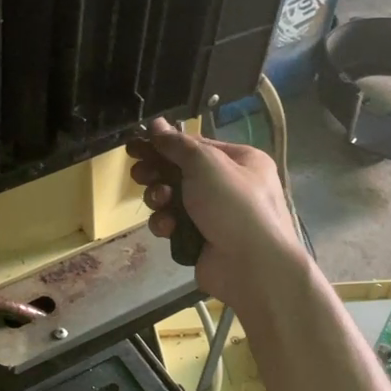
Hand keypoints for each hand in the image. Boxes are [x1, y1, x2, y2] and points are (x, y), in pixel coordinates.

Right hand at [126, 118, 305, 307]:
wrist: (253, 267)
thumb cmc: (233, 205)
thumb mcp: (205, 164)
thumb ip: (177, 144)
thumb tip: (156, 124)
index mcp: (241, 160)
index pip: (196, 145)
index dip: (165, 144)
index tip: (136, 146)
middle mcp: (231, 185)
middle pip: (182, 172)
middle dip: (158, 173)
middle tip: (139, 175)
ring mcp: (217, 215)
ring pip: (175, 199)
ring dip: (161, 199)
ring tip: (159, 202)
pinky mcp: (203, 239)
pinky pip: (176, 224)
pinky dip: (167, 224)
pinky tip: (167, 228)